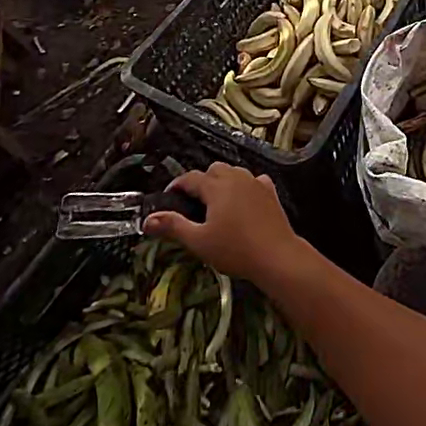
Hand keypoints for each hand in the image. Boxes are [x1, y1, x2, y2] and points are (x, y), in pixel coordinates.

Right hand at [142, 163, 309, 283]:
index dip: (177, 185)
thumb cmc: (235, 249)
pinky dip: (245, 186)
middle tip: (194, 202)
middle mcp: (235, 178)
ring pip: (234, 171)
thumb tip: (148, 219)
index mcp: (215, 187)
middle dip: (201, 181)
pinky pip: (254, 180)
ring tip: (216, 201)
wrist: (277, 256)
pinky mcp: (270, 192)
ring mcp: (255, 183)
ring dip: (222, 181)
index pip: (190, 178)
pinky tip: (244, 199)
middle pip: (213, 169)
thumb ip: (173, 227)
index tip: (169, 197)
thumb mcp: (199, 241)